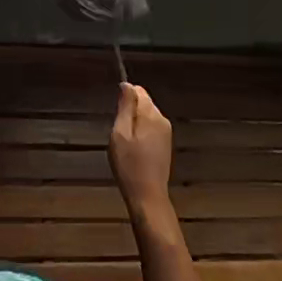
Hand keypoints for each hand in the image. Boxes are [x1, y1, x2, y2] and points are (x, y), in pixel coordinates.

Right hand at [108, 82, 171, 209]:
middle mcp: (163, 120)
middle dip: (129, 111)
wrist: (148, 195)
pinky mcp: (165, 145)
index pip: (139, 91)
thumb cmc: (129, 164)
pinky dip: (140, 133)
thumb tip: (126, 85)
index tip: (115, 112)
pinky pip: (151, 128)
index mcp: (151, 115)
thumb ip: (125, 107)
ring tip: (124, 142)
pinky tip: (133, 149)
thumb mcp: (120, 133)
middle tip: (118, 132)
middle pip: (144, 103)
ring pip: (147, 116)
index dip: (125, 96)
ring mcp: (166, 133)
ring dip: (134, 123)